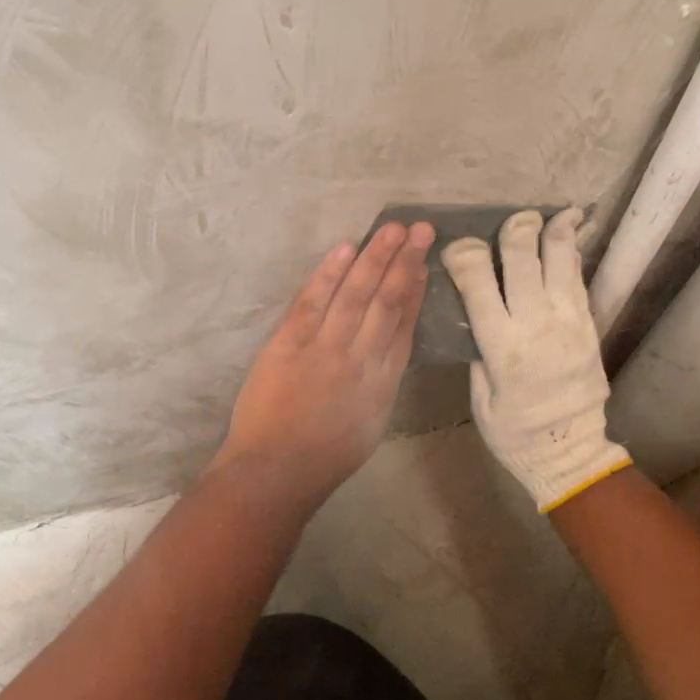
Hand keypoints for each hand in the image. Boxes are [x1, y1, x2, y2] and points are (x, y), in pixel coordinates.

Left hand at [212, 221, 435, 499]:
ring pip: (357, 294)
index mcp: (382, 383)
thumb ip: (378, 387)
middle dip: (405, 263)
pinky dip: (330, 273)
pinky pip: (314, 301)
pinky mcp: (290, 343)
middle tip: (421, 229)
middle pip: (387, 301)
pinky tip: (346, 248)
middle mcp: (360, 358)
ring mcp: (325, 348)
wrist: (276, 472)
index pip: (403, 327)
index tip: (423, 265)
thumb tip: (383, 357)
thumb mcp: (368, 426)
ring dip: (376, 257)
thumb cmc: (323, 460)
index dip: (415, 292)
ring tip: (392, 228)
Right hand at [442, 209, 630, 511]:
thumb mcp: (481, 397)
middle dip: (515, 232)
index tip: (458, 244)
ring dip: (553, 232)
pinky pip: (578, 280)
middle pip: (524, 262)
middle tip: (512, 219)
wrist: (569, 451)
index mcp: (501, 346)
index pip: (479, 285)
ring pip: (560, 262)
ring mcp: (568, 322)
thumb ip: (479, 351)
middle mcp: (536, 325)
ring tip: (550, 215)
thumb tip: (477, 313)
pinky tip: (569, 236)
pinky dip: (572, 255)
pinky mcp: (588, 326)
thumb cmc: (514, 432)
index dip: (466, 256)